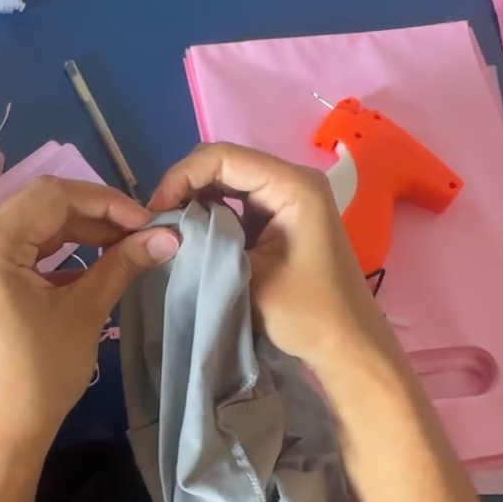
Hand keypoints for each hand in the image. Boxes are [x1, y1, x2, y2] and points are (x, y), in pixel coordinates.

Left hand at [0, 177, 178, 464]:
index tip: (148, 220)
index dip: (106, 202)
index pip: (53, 197)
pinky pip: (29, 248)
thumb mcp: (85, 311)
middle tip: (141, 230)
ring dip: (83, 229)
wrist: (5, 429)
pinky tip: (99, 258)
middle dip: (96, 212)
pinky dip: (64, 249)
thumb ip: (123, 263)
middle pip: (43, 204)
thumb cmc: (42, 372)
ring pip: (38, 223)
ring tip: (127, 243)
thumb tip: (169, 235)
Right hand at [149, 143, 392, 371]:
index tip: (156, 211)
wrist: (346, 344)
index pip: (223, 157)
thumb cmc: (306, 313)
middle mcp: (291, 179)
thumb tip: (167, 226)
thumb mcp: (249, 276)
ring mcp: (287, 196)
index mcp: (293, 185)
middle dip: (185, 184)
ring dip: (195, 197)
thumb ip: (206, 241)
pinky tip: (192, 232)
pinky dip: (210, 211)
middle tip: (157, 218)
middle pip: (224, 162)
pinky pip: (237, 200)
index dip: (182, 176)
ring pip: (227, 179)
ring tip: (169, 225)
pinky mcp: (280, 215)